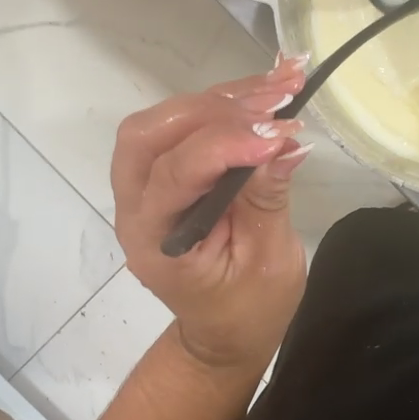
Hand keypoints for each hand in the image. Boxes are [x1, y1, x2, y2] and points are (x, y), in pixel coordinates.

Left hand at [111, 57, 312, 371]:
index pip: (175, 175)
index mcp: (155, 241)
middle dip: (212, 110)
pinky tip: (265, 91)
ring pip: (164, 122)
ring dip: (221, 100)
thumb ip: (266, 201)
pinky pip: (182, 129)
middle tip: (274, 102)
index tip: (278, 132)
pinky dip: (223, 107)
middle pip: (149, 135)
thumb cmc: (248, 310)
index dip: (225, 146)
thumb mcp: (267, 263)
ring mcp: (144, 189)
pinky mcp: (165, 176)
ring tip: (281, 85)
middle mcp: (135, 208)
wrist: (225, 334)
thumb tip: (283, 143)